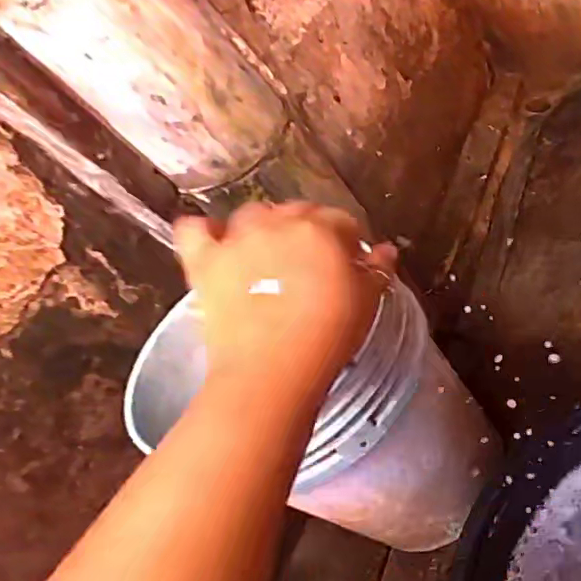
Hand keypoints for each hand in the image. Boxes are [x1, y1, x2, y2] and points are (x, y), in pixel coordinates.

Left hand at [174, 203, 394, 397]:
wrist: (273, 369)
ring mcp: (237, 240)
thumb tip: (384, 252)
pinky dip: (207, 230)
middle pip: (298, 211)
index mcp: (322, 230)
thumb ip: (377, 270)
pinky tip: (220, 243)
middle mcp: (277, 224)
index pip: (343, 220)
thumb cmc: (329, 335)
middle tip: (318, 262)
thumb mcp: (368, 301)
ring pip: (253, 215)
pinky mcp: (204, 261)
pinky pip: (196, 229)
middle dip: (311, 229)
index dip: (351, 241)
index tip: (354, 261)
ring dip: (265, 227)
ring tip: (274, 255)